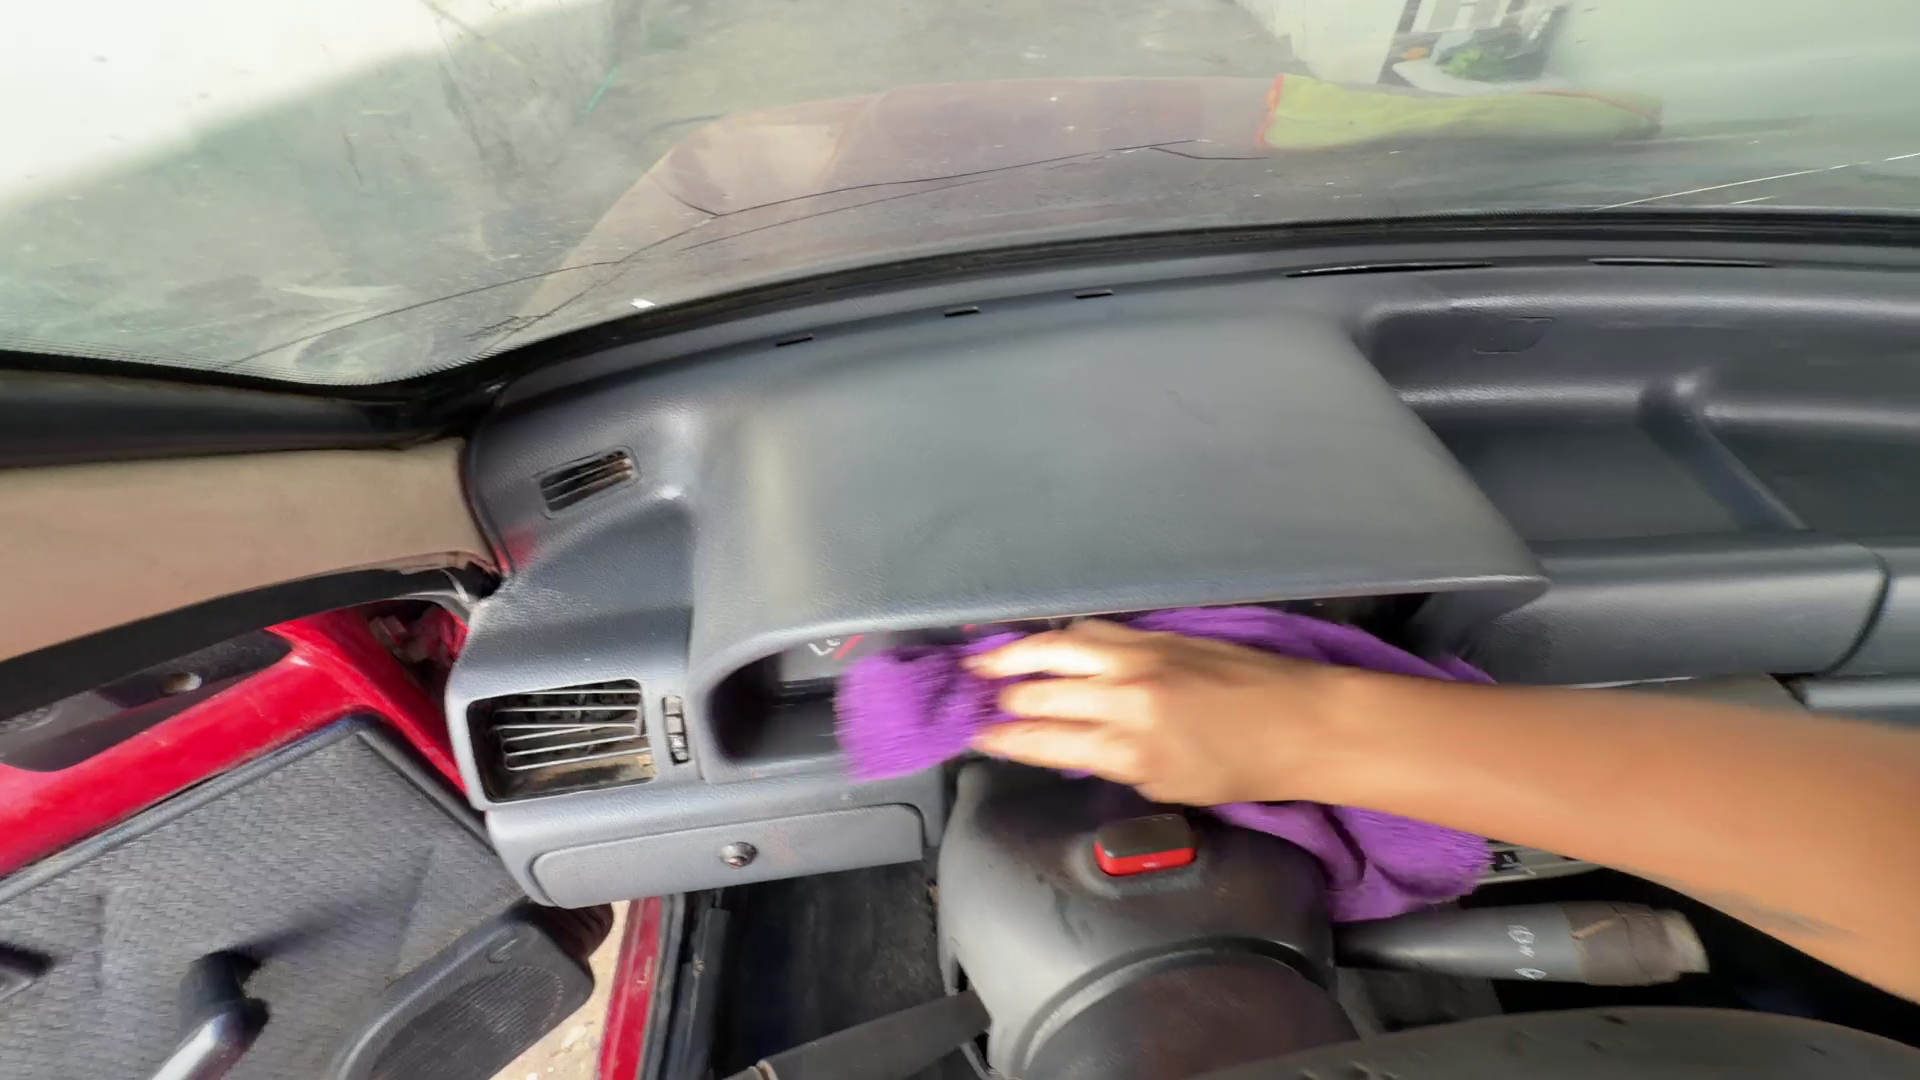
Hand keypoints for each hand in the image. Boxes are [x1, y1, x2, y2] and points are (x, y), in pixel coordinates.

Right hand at [965, 619, 1352, 805]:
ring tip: (979, 661)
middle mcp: (1124, 697)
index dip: (1000, 739)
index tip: (973, 735)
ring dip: (1011, 656)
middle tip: (968, 700)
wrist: (1302, 721)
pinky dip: (1056, 638)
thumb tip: (1064, 743)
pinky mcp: (1151, 634)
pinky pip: (1088, 631)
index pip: (1042, 741)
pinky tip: (1039, 642)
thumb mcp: (1167, 785)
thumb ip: (1108, 761)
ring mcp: (1136, 657)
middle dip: (998, 700)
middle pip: (1039, 693)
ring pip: (1054, 649)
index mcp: (1129, 749)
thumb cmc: (1240, 769)